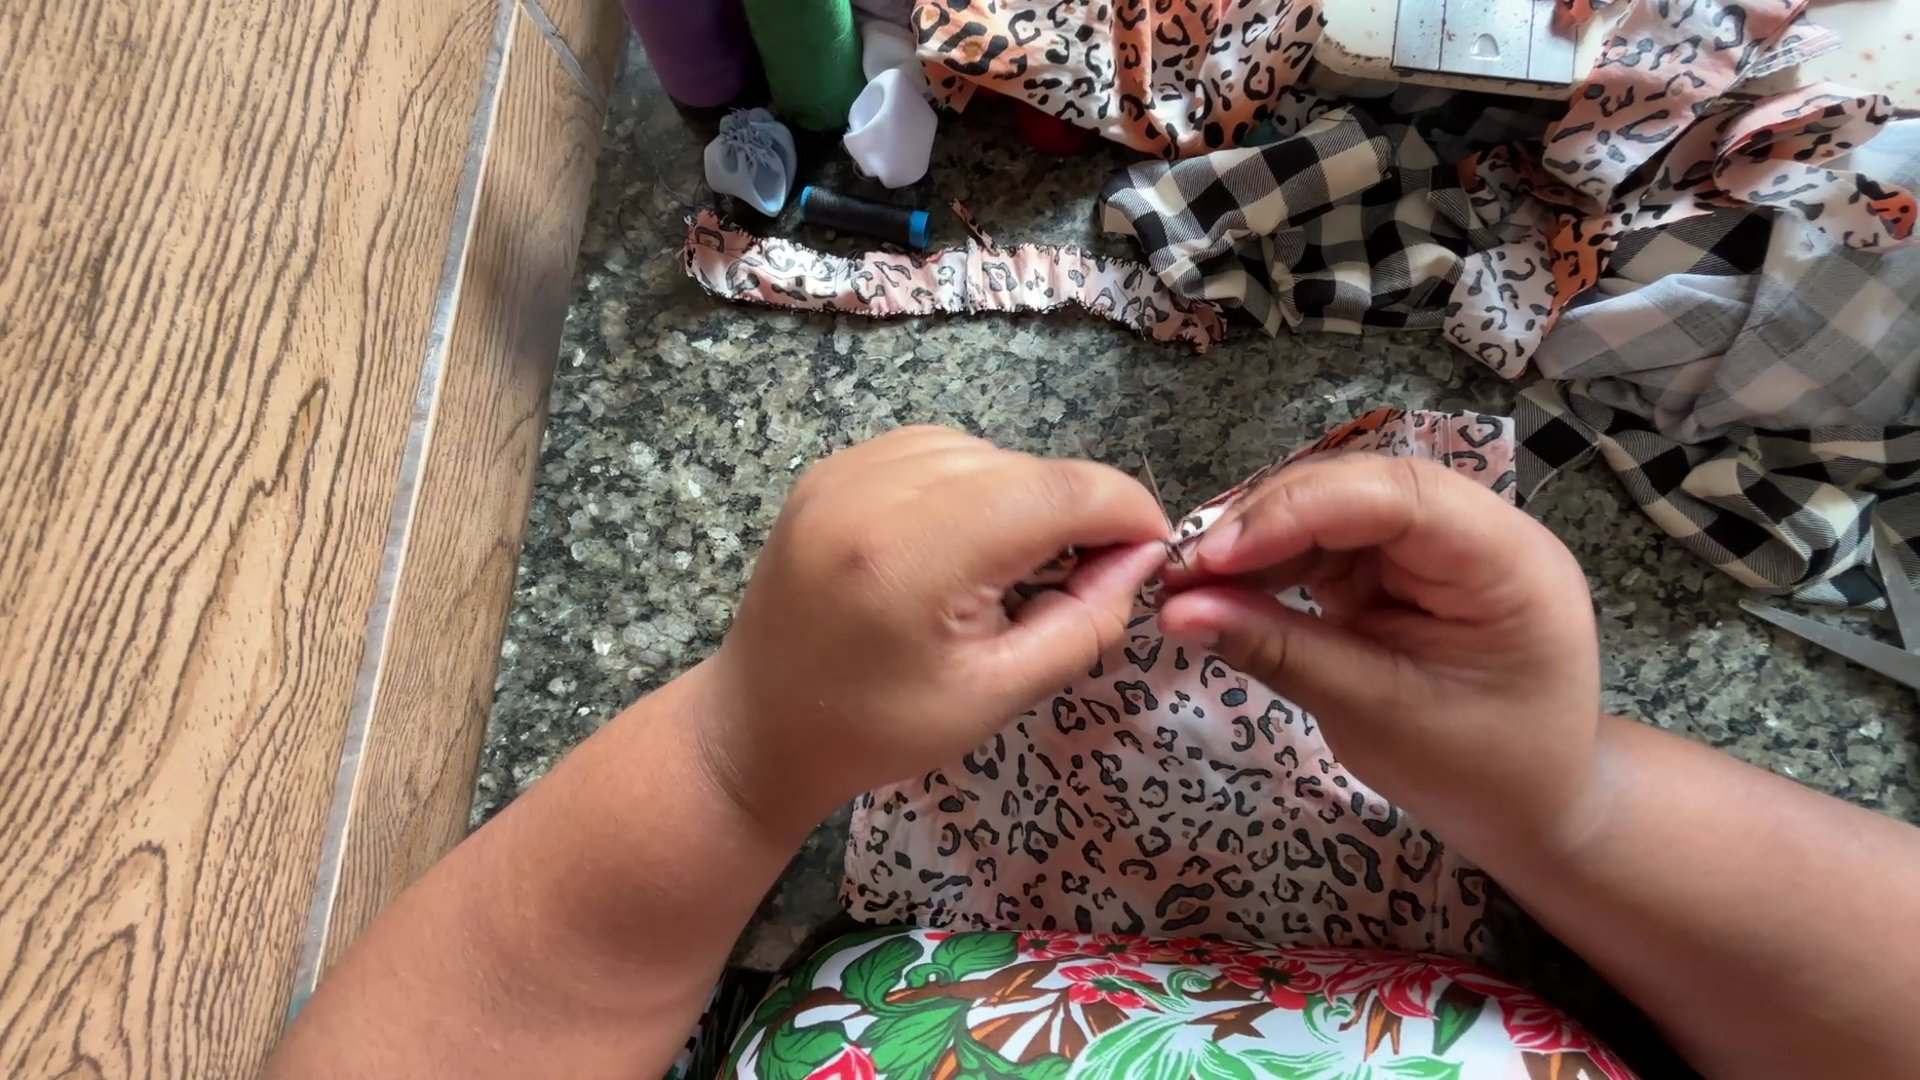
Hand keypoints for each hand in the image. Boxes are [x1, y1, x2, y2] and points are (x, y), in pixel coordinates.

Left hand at [698, 427, 1169, 834]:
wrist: (757, 724)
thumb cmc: (878, 728)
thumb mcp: (998, 695)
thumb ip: (1084, 622)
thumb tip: (1136, 557)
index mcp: (916, 552)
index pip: (1058, 490)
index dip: (1124, 510)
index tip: (1149, 549)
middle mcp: (876, 486)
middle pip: (1025, 467)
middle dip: (1075, 513)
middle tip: (1079, 577)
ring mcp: (846, 467)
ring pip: (985, 451)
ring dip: (1022, 498)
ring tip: (1009, 563)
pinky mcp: (831, 467)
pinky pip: (935, 450)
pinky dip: (972, 484)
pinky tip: (960, 535)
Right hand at [1156, 453, 1603, 857]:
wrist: (1525, 801)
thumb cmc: (1474, 768)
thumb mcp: (1370, 713)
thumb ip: (1274, 650)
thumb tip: (1175, 612)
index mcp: (1505, 561)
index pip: (1395, 496)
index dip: (1295, 512)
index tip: (1214, 557)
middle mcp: (1469, 530)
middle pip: (1350, 489)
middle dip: (1259, 524)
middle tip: (1181, 570)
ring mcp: (1426, 543)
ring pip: (1322, 509)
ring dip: (1250, 543)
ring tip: (1186, 582)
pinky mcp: (1389, 562)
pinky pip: (1315, 543)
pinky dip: (1263, 565)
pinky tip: (1219, 588)